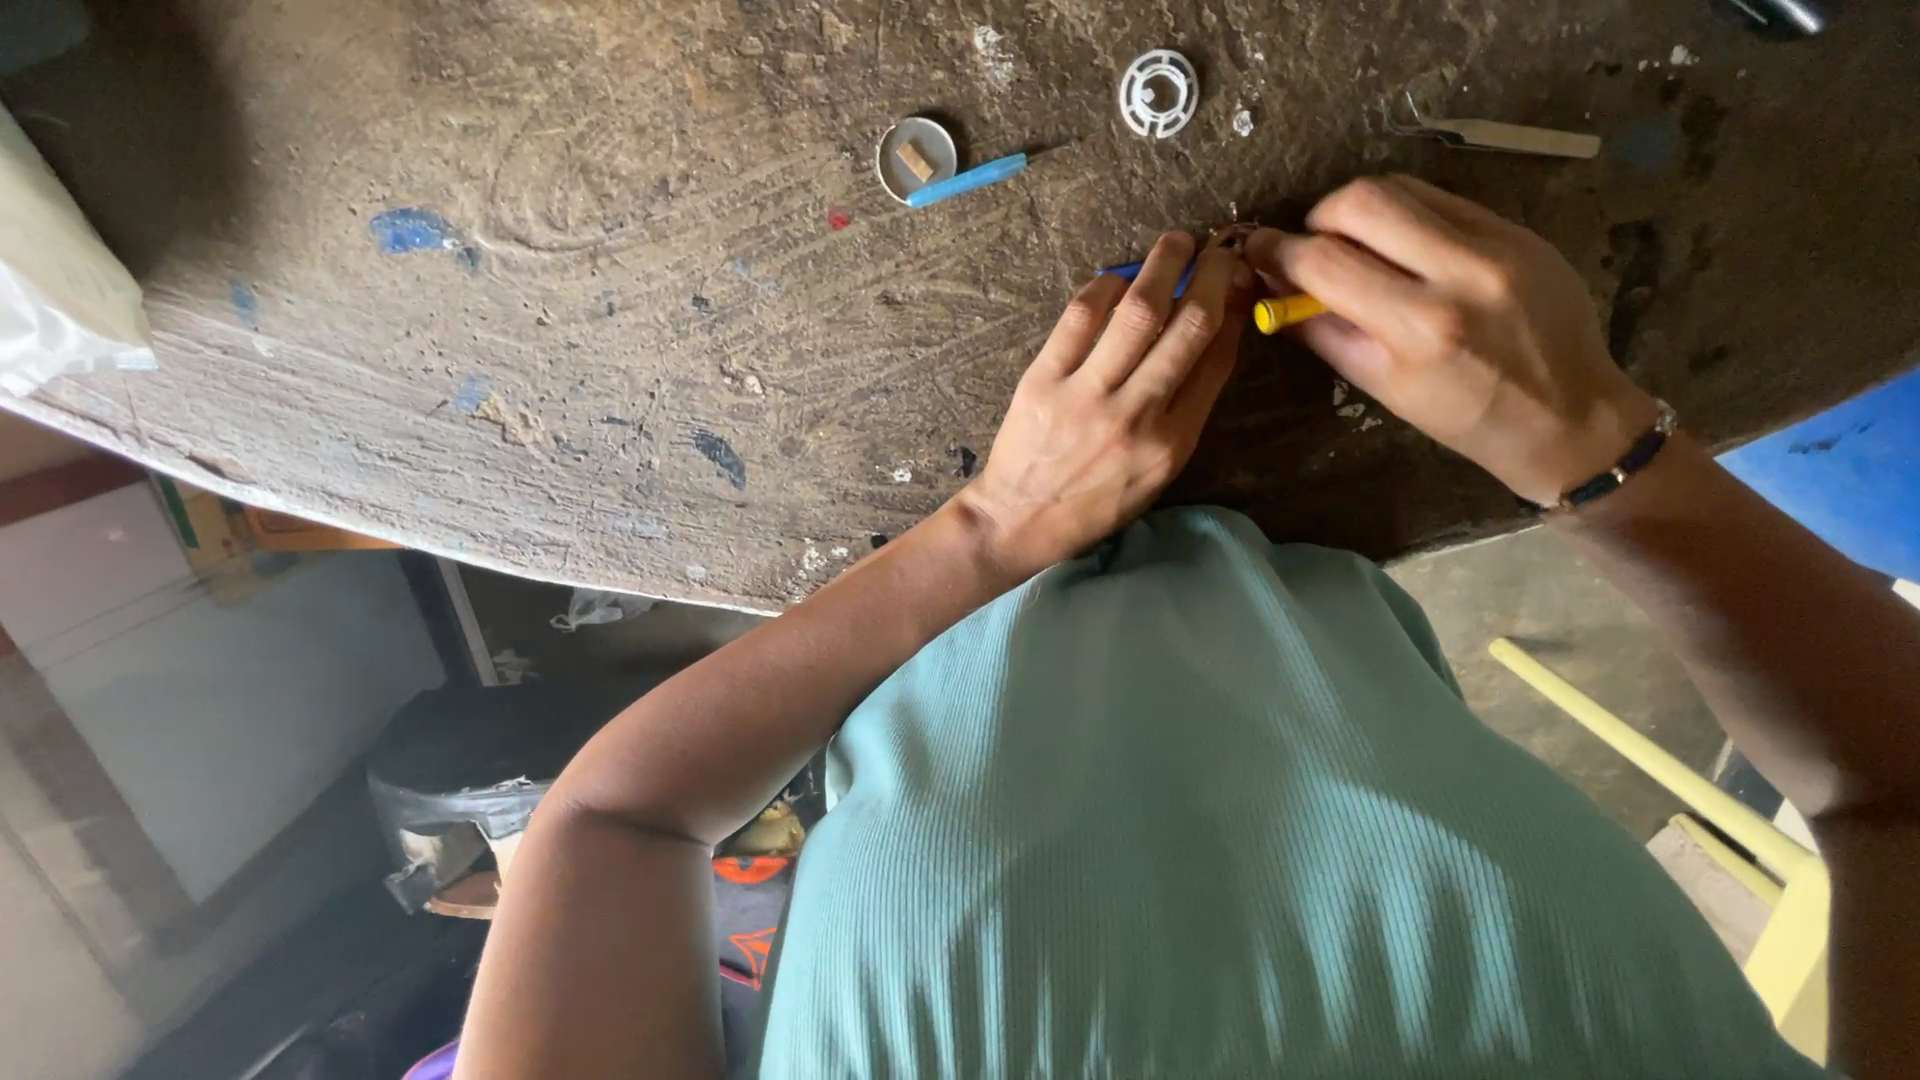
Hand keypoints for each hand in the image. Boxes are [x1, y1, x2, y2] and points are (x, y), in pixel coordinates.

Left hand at [954, 229, 1253, 576]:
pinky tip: (1118, 279)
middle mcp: (1137, 415)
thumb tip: (1213, 340)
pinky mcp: (1043, 381)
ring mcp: (1087, 396)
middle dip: (1212, 276)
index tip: (1238, 283)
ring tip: (1176, 242)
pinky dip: (1105, 288)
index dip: (1234, 311)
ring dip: (1163, 263)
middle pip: (1189, 326)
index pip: (1216, 360)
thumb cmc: (1094, 503)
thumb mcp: (1155, 473)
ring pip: (1138, 311)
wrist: (1021, 520)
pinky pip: (1080, 318)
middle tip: (1218, 250)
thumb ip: (1186, 412)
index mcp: (1172, 443)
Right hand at [1244, 175, 1658, 506]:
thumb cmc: (1461, 416)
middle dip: (1319, 218)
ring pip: (1402, 188)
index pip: (1326, 264)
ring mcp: (1497, 243)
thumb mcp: (1380, 385)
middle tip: (1313, 246)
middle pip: (1363, 202)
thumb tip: (1275, 292)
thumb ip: (1324, 332)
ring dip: (1359, 210)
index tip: (1259, 250)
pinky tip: (1398, 244)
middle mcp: (1460, 273)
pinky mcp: (1517, 228)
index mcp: (1418, 327)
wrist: (1566, 412)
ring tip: (1355, 245)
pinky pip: (1440, 199)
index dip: (1279, 252)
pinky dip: (1402, 214)